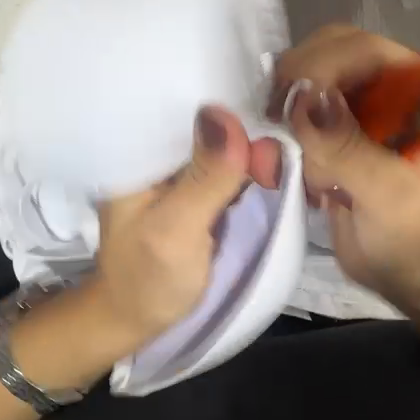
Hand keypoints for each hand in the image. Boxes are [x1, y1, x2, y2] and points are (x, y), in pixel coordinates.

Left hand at [89, 105, 283, 333]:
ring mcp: (176, 173)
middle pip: (205, 122)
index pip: (179, 104)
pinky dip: (248, 166)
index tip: (268, 105)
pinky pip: (226, 167)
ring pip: (220, 144)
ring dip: (251, 146)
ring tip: (283, 148)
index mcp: (135, 153)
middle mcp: (155, 154)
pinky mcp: (195, 191)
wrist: (136, 321)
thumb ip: (204, 177)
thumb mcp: (177, 229)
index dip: (224, 98)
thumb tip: (225, 113)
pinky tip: (271, 162)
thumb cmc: (147, 278)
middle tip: (282, 142)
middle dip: (245, 124)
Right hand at [277, 27, 419, 319]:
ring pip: (311, 85)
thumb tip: (300, 98)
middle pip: (332, 56)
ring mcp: (369, 116)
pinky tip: (289, 168)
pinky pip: (303, 121)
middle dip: (298, 85)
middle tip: (273, 119)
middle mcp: (400, 92)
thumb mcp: (393, 196)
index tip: (287, 104)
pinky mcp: (344, 141)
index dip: (321, 66)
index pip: (366, 50)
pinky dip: (288, 139)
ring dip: (288, 114)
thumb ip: (347, 147)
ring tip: (282, 154)